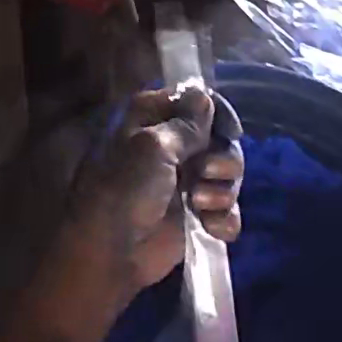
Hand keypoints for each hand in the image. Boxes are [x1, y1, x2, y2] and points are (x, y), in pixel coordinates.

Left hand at [3, 88, 243, 341]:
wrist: (112, 247)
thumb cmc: (124, 186)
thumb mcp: (152, 148)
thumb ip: (184, 125)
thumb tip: (204, 94)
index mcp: (152, 117)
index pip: (195, 101)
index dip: (216, 114)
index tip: (230, 131)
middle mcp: (170, 142)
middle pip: (219, 139)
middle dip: (221, 158)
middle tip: (206, 171)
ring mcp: (184, 179)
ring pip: (227, 175)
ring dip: (221, 190)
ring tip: (199, 202)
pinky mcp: (196, 213)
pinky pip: (227, 210)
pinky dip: (223, 219)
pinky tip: (209, 226)